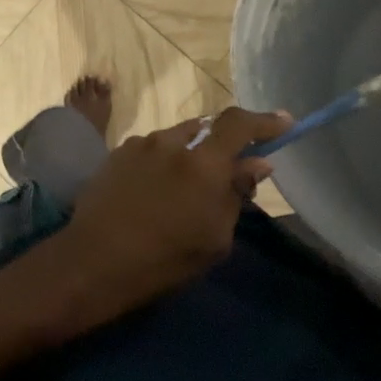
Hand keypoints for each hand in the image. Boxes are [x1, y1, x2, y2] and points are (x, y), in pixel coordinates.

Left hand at [43, 107, 292, 320]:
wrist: (95, 259)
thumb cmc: (165, 258)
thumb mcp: (215, 236)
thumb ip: (236, 193)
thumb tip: (257, 163)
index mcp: (203, 163)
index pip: (238, 124)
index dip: (264, 121)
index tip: (284, 122)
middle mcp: (170, 142)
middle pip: (205, 129)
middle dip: (221, 146)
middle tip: (228, 174)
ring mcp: (139, 144)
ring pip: (176, 139)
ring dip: (189, 155)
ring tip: (186, 191)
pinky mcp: (116, 153)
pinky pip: (152, 149)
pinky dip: (164, 163)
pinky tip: (157, 192)